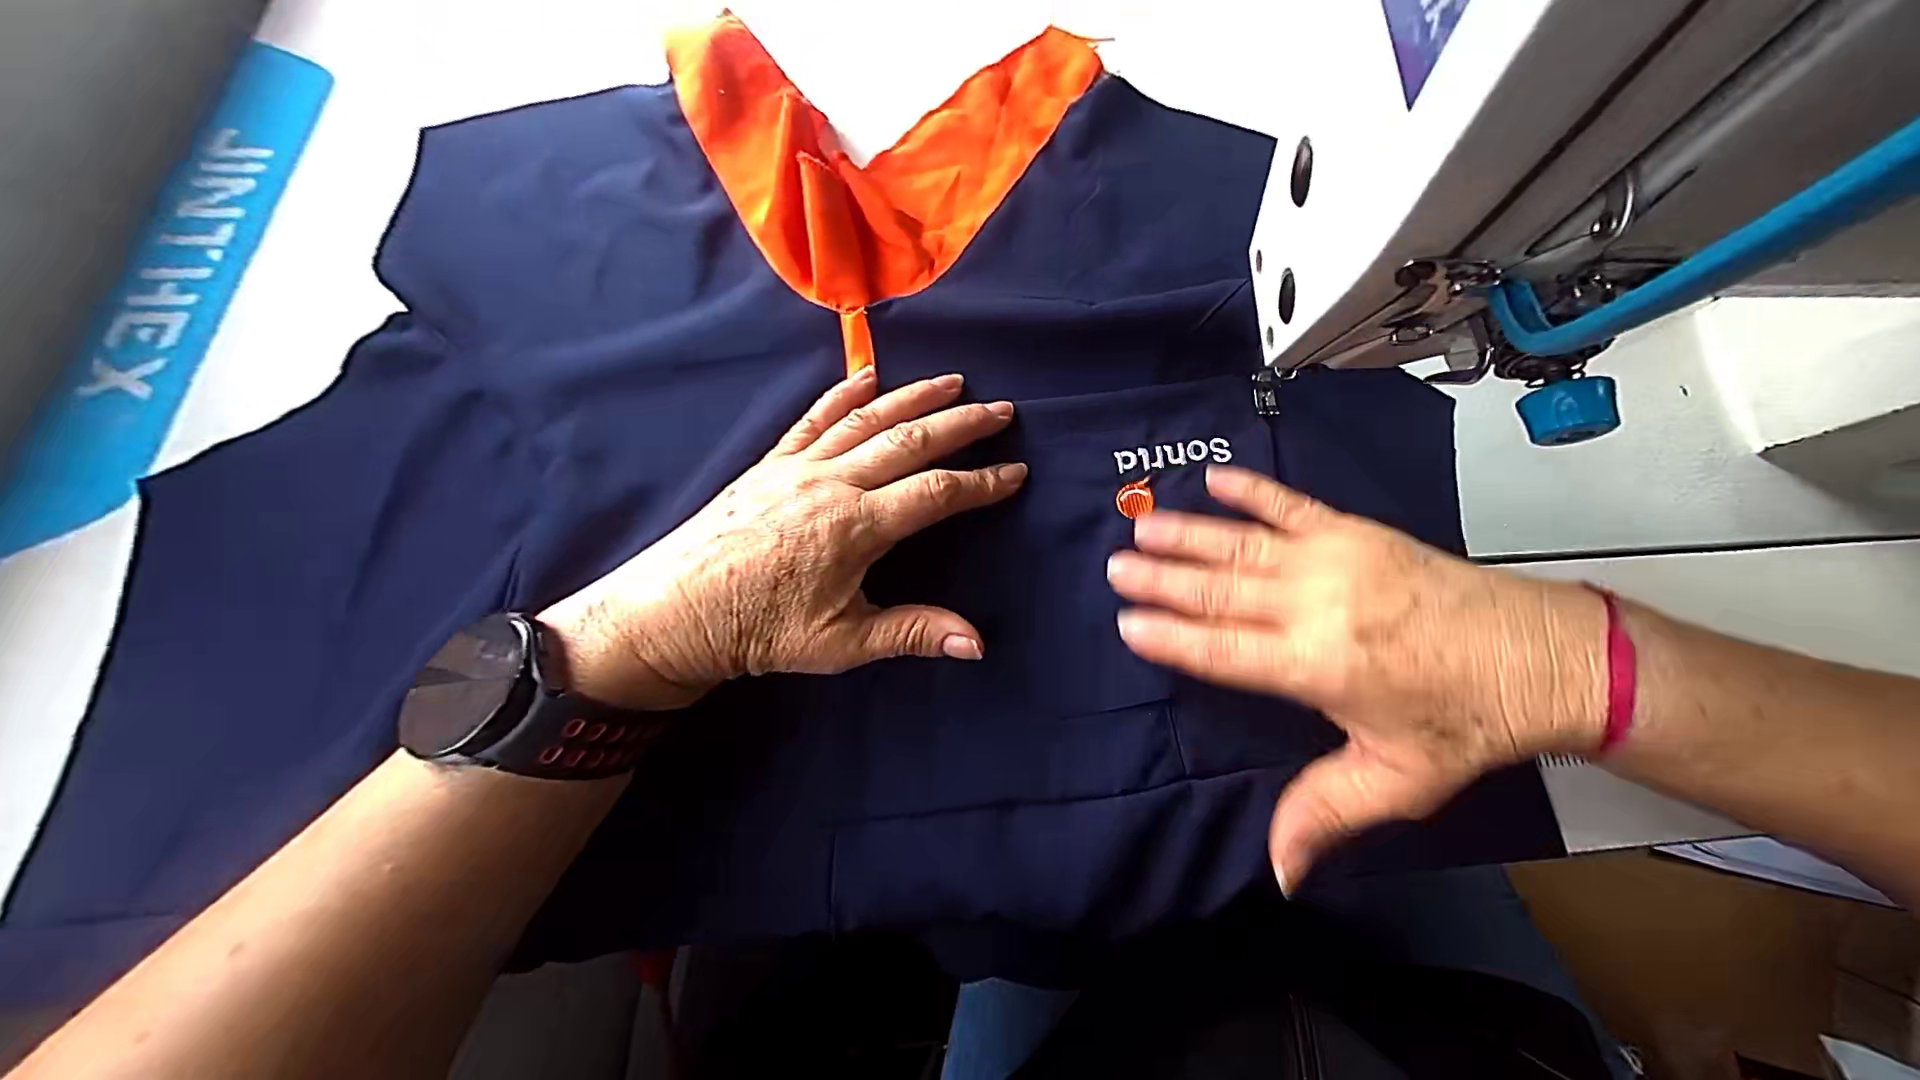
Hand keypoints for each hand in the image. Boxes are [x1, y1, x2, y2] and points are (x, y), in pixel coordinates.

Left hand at [541, 369, 1026, 709]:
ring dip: (914, 397)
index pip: (937, 494)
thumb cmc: (758, 632)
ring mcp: (799, 467)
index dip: (982, 483)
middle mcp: (833, 484)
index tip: (1015, 473)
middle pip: (911, 441)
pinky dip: (843, 393)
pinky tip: (867, 376)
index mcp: (857, 527)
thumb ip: (913, 632)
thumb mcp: (842, 643)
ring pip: (868, 419)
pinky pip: (813, 418)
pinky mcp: (771, 464)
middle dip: (962, 423)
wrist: (674, 612)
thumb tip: (978, 644)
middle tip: (1000, 409)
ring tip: (952, 381)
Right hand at [1106, 466, 1606, 891]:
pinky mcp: (1355, 532)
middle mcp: (1316, 607)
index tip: (1128, 624)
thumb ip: (1325, 813)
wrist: (1548, 658)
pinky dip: (1251, 491)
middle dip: (1162, 581)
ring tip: (1143, 528)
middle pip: (1219, 592)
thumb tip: (1278, 872)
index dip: (1171, 638)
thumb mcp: (1397, 780)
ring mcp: (1334, 561)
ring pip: (1241, 546)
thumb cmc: (1465, 721)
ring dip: (1188, 536)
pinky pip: (1290, 505)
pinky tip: (1214, 479)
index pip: (1222, 650)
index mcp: (1318, 666)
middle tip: (1116, 569)